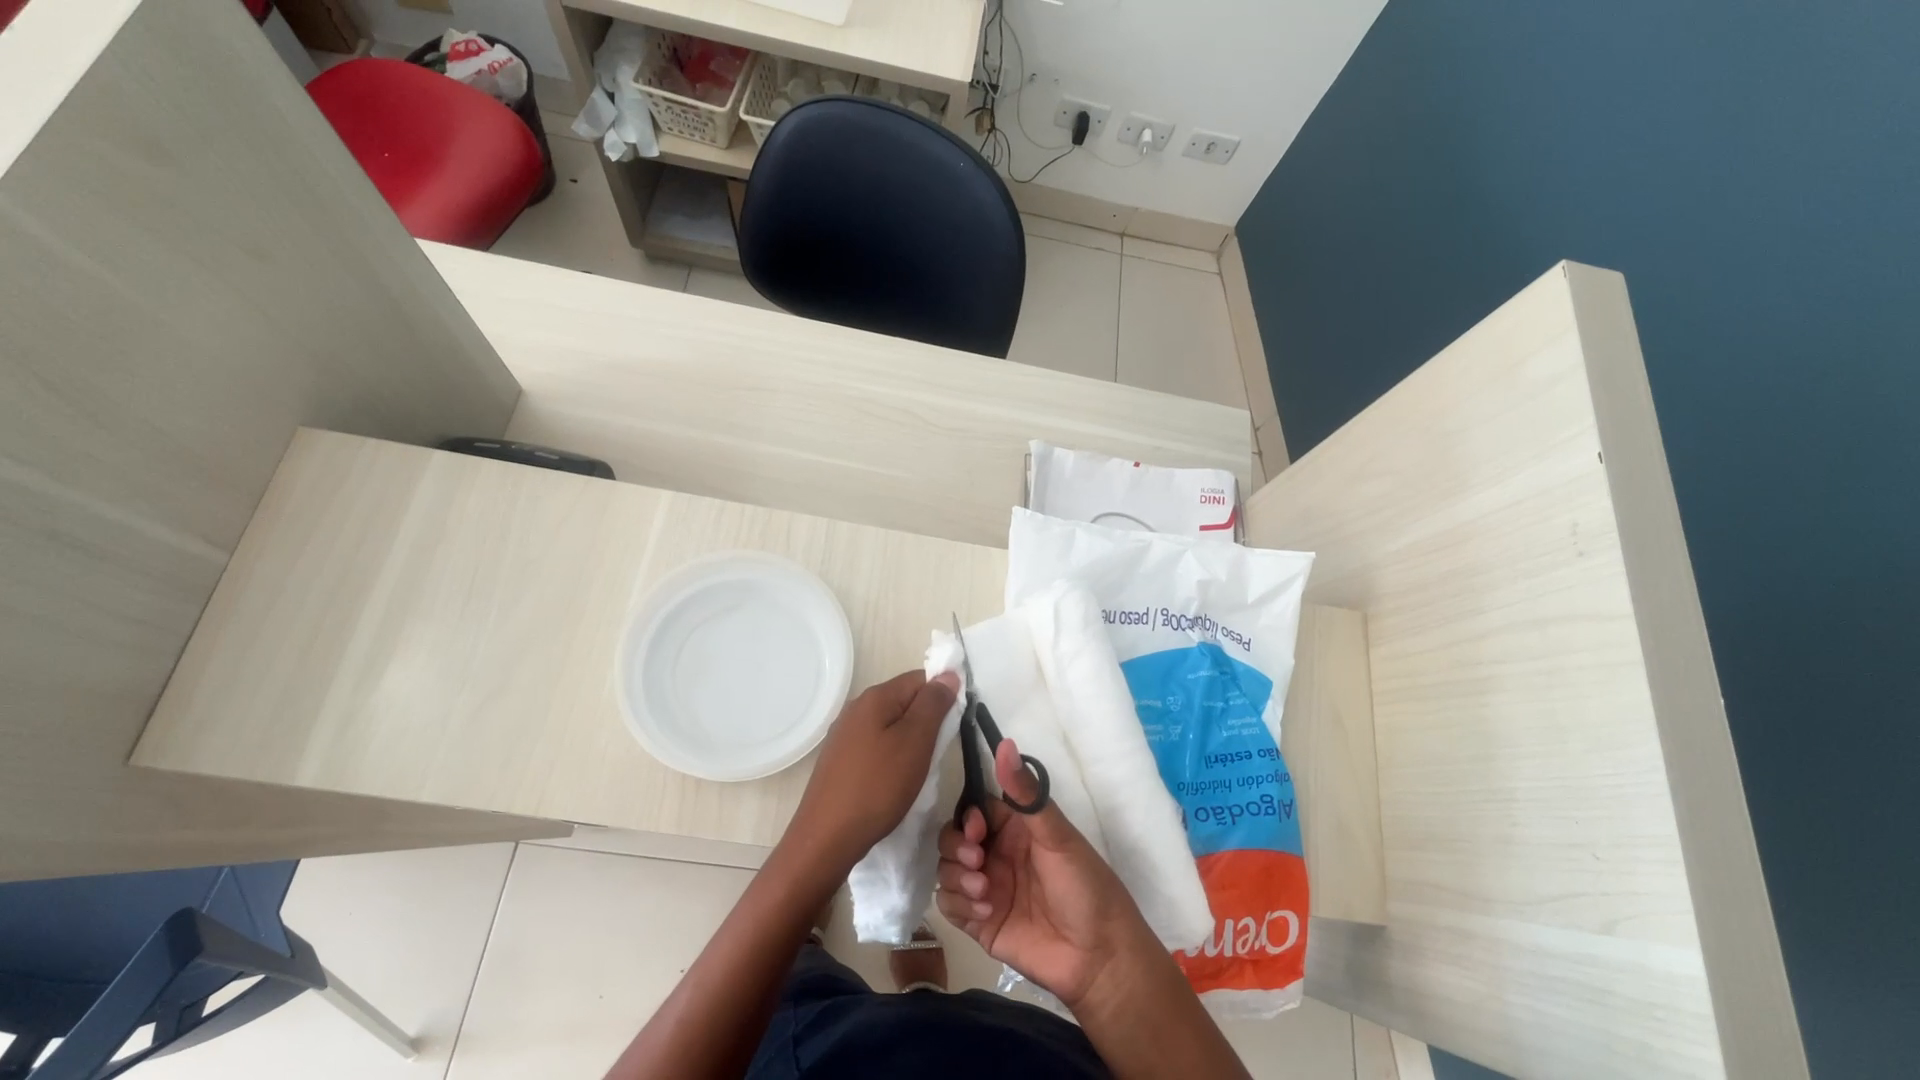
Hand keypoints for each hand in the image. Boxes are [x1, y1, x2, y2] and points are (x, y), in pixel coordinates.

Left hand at [788, 670, 959, 870]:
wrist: (827, 836)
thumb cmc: (878, 786)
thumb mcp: (915, 742)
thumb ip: (933, 704)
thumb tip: (947, 674)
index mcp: (874, 698)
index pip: (920, 678)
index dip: (943, 695)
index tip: (956, 725)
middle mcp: (855, 709)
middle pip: (904, 701)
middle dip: (928, 721)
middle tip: (940, 752)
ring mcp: (844, 736)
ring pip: (890, 725)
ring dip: (911, 741)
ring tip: (920, 770)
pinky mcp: (839, 761)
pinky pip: (876, 746)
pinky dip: (892, 758)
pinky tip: (895, 781)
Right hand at [935, 739, 1155, 1009]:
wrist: (1098, 957)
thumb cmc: (1085, 887)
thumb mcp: (1057, 837)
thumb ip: (1026, 794)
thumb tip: (1004, 743)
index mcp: (1016, 829)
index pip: (975, 810)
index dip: (967, 817)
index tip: (976, 830)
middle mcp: (997, 855)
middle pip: (952, 838)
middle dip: (956, 847)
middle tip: (977, 862)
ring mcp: (986, 889)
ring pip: (945, 870)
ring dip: (957, 878)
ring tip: (985, 893)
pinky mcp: (978, 922)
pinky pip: (948, 905)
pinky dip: (959, 905)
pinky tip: (986, 913)